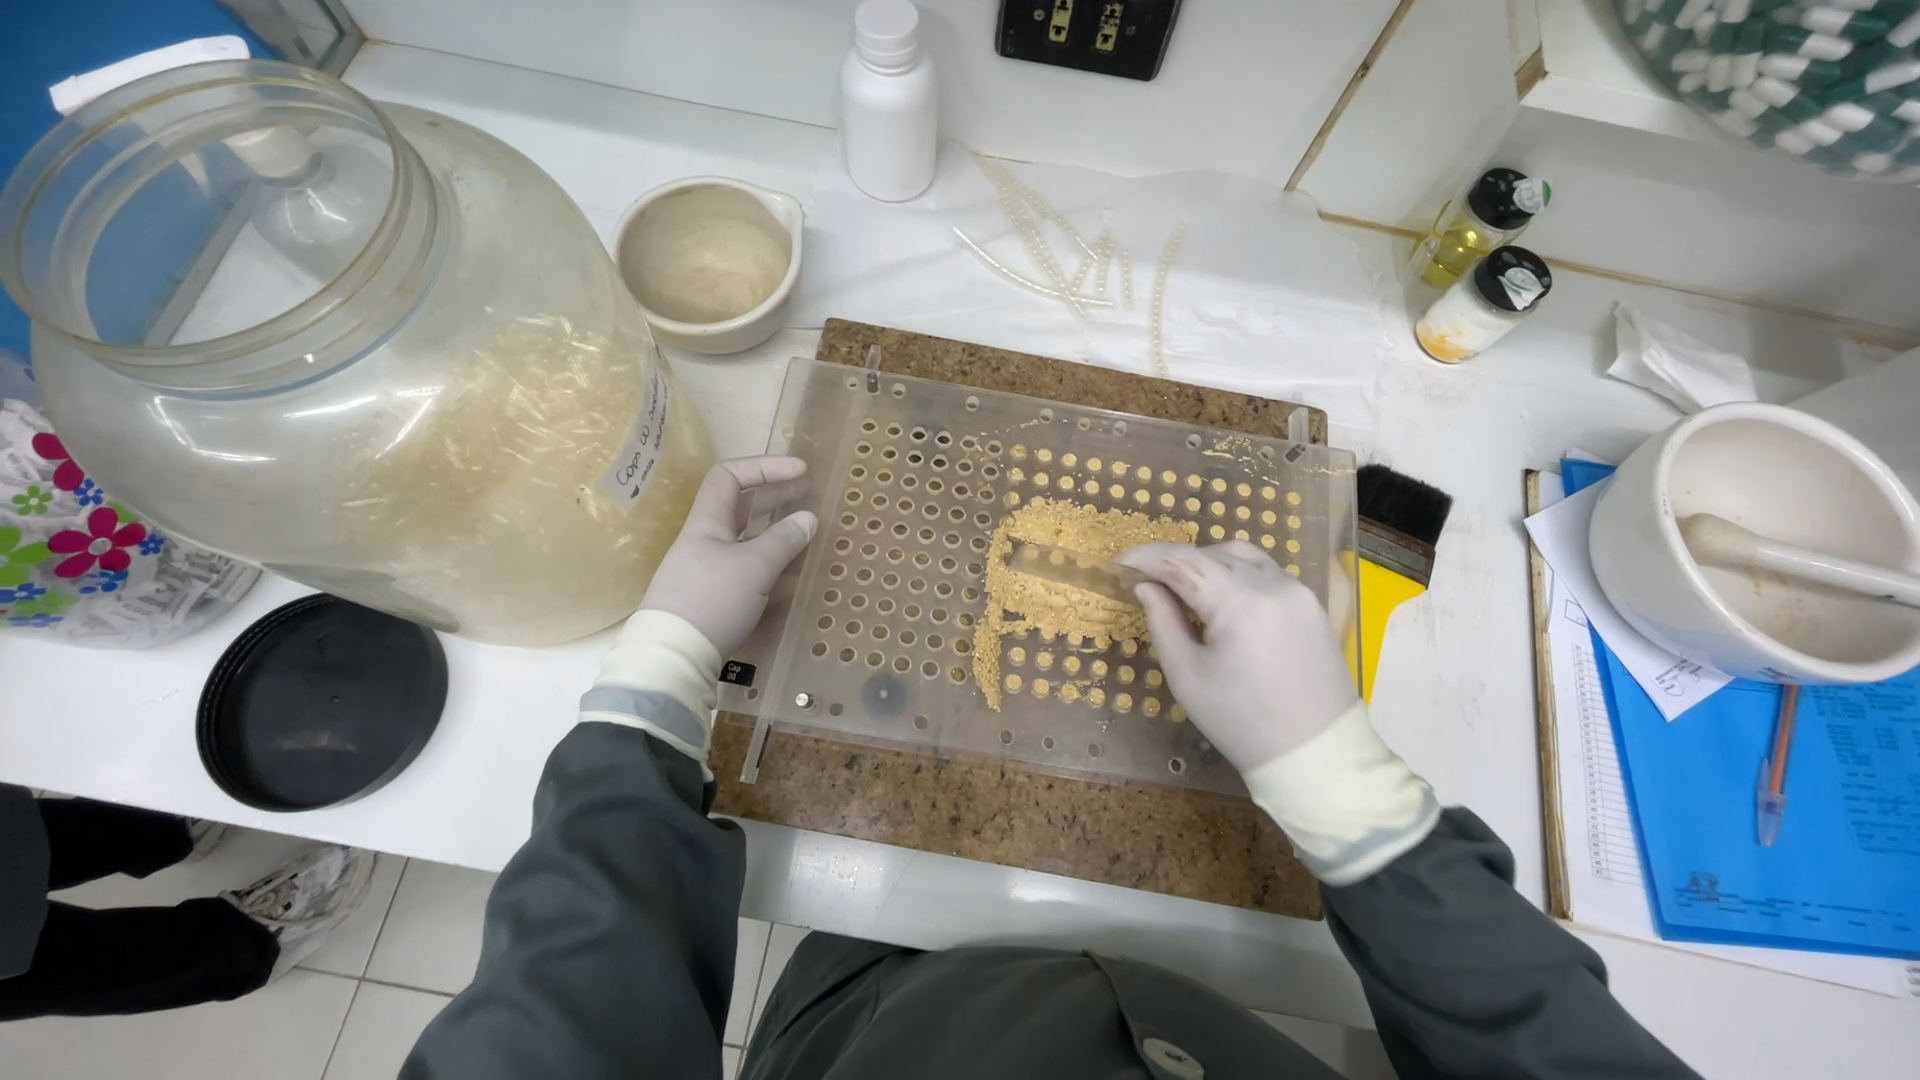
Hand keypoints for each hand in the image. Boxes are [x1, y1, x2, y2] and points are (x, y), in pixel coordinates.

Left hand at [640, 456, 817, 655]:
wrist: (672, 657)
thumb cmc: (711, 601)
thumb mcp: (754, 567)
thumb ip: (784, 541)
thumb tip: (809, 518)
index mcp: (708, 523)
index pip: (731, 476)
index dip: (765, 466)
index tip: (800, 471)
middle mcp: (706, 541)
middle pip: (742, 507)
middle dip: (776, 497)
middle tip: (808, 496)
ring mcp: (709, 570)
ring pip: (748, 541)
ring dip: (777, 534)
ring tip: (807, 534)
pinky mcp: (715, 599)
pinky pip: (748, 572)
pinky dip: (772, 568)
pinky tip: (793, 577)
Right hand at [1116, 540, 1357, 774]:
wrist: (1316, 754)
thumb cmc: (1241, 722)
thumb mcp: (1187, 675)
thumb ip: (1162, 621)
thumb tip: (1146, 586)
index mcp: (1241, 603)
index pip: (1184, 561)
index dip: (1148, 557)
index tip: (1120, 562)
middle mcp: (1274, 585)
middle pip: (1212, 554)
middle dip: (1175, 561)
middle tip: (1145, 579)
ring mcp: (1298, 592)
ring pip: (1242, 556)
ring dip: (1206, 563)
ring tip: (1183, 589)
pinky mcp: (1311, 605)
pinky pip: (1266, 573)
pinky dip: (1235, 575)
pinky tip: (1221, 601)